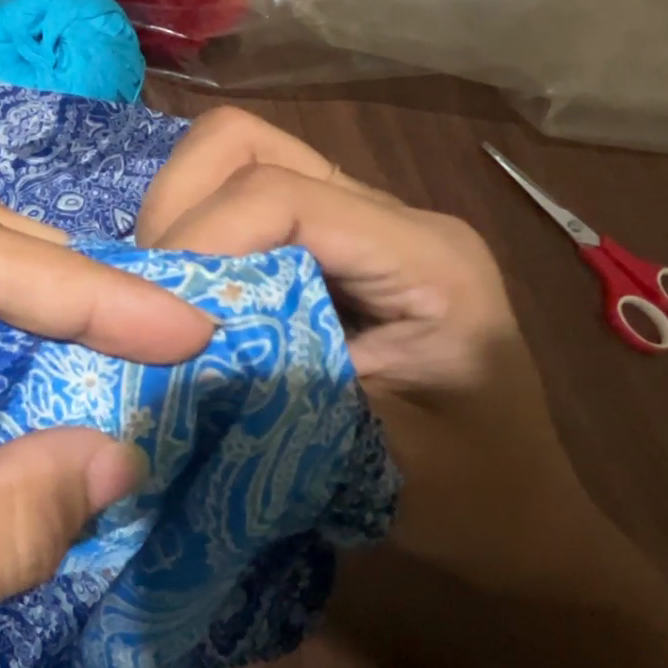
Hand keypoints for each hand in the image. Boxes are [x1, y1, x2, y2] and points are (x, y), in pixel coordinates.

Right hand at [137, 108, 667, 667]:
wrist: (515, 521)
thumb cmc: (465, 500)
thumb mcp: (365, 452)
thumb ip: (265, 378)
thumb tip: (157, 339)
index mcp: (422, 257)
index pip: (275, 194)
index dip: (199, 240)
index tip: (152, 315)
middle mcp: (386, 213)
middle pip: (240, 145)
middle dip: (177, 213)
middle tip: (154, 296)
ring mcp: (351, 217)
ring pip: (225, 158)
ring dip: (177, 219)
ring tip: (166, 296)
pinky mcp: (321, 236)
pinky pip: (230, 197)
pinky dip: (189, 234)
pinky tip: (188, 297)